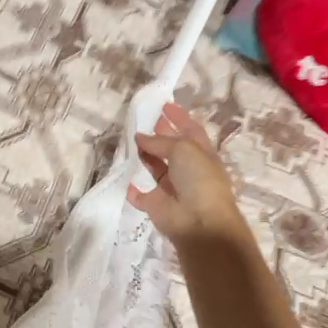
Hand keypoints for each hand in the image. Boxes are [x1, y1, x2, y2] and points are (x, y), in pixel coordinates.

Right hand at [128, 103, 250, 246]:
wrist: (200, 222)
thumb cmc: (199, 179)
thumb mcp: (183, 149)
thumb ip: (160, 141)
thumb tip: (140, 137)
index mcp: (202, 153)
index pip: (190, 130)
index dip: (178, 117)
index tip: (164, 105)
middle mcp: (188, 170)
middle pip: (171, 148)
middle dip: (159, 134)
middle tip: (142, 119)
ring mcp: (173, 189)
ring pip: (156, 169)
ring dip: (145, 157)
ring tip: (129, 141)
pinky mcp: (157, 206)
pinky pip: (142, 196)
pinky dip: (133, 190)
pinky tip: (125, 180)